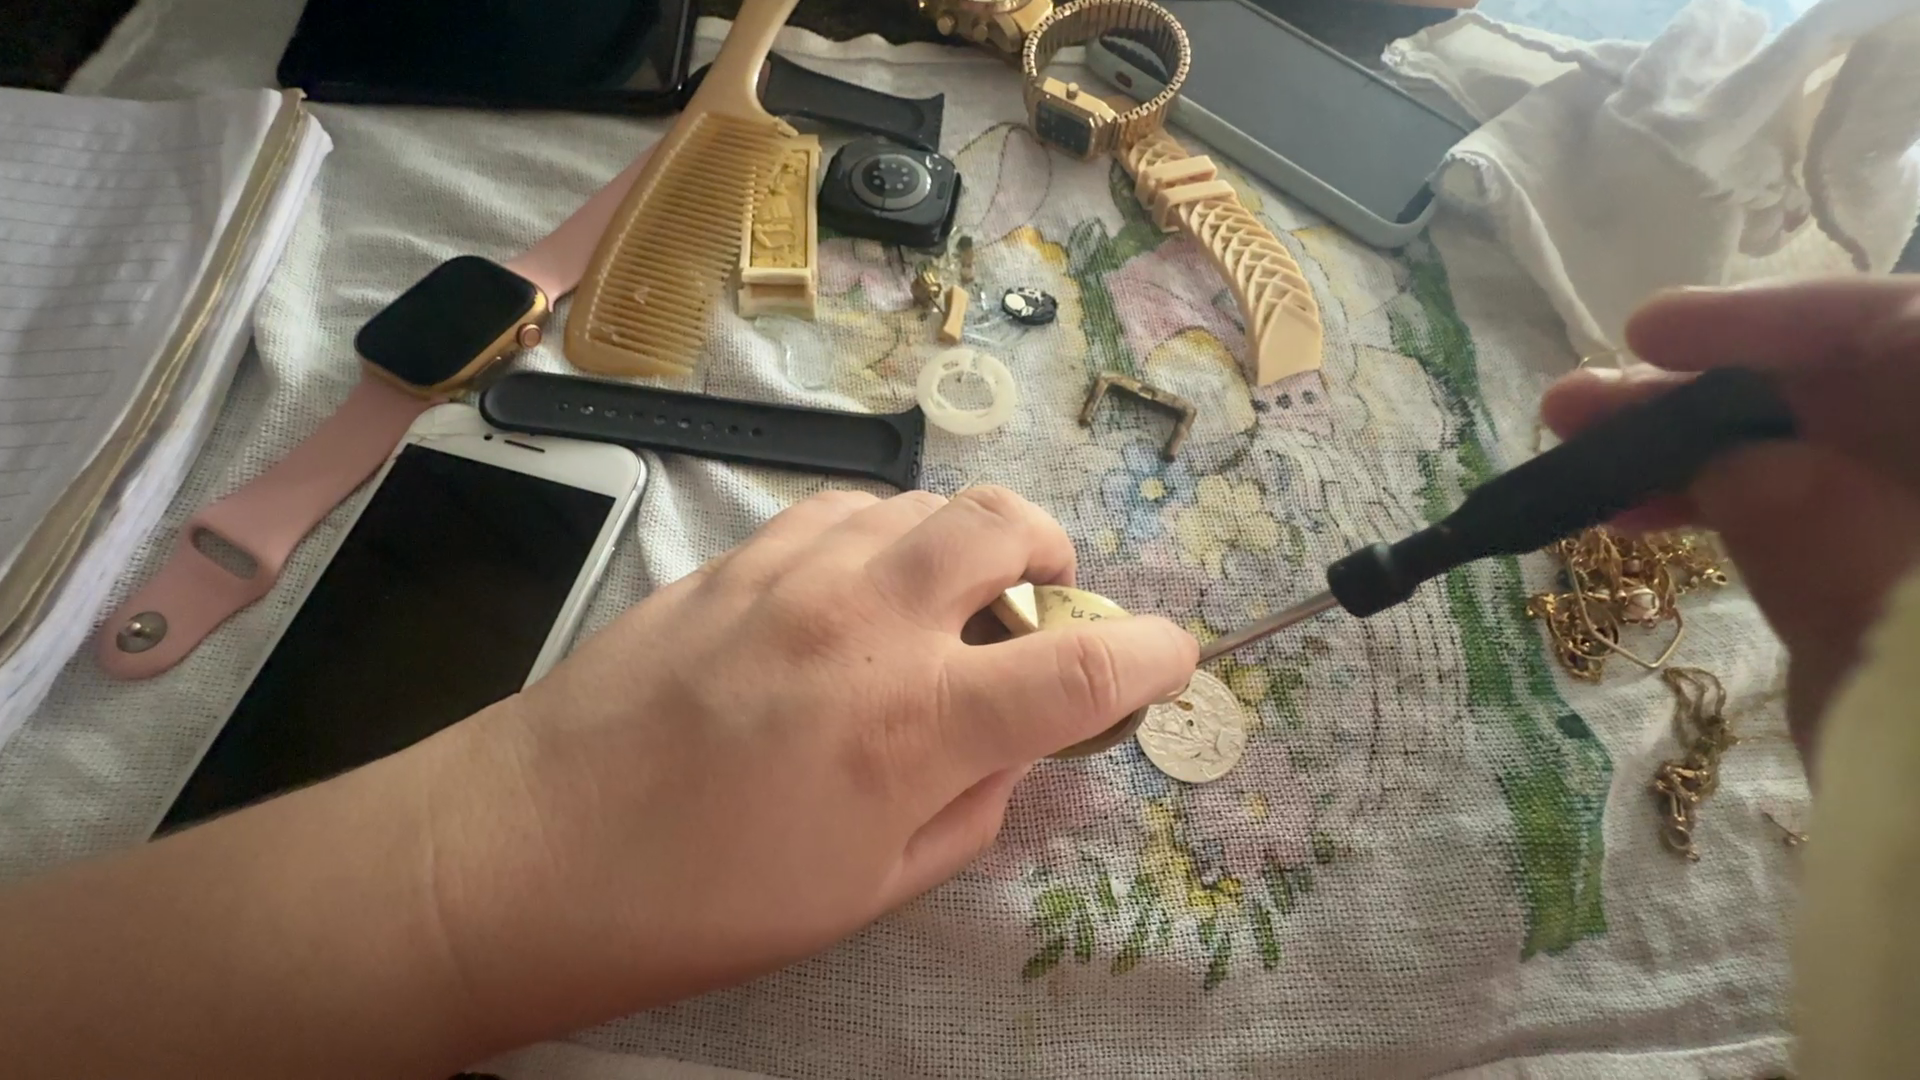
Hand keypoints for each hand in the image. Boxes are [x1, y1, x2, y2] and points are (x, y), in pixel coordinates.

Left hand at [430, 486, 1197, 1038]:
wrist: (528, 846)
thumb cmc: (707, 898)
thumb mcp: (873, 885)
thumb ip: (973, 802)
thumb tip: (1017, 738)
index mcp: (911, 725)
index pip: (1078, 668)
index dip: (1149, 654)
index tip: (1171, 653)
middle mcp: (866, 622)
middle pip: (1005, 524)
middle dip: (1054, 548)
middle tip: (1046, 592)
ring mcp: (796, 571)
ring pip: (926, 502)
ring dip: (966, 540)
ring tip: (949, 593)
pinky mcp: (739, 554)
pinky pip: (849, 507)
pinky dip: (889, 532)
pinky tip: (868, 577)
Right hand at [1541, 277, 1919, 757]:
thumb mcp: (1896, 682)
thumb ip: (1846, 565)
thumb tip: (1737, 464)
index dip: (1795, 323)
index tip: (1652, 332)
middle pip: (1870, 395)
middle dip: (1713, 391)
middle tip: (1572, 409)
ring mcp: (1904, 530)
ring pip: (1826, 450)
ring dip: (1696, 448)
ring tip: (1578, 465)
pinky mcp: (1890, 569)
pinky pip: (1811, 505)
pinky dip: (1728, 501)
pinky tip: (1643, 512)